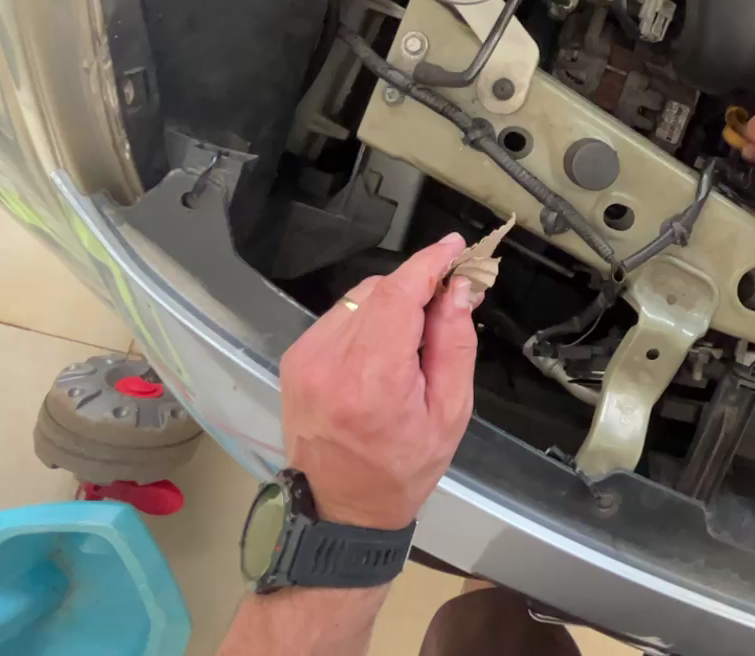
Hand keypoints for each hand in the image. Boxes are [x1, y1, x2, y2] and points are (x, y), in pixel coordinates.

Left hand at [278, 233, 479, 529]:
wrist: (341, 509)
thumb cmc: (406, 466)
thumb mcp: (451, 411)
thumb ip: (456, 343)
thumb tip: (458, 288)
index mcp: (371, 379)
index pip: (399, 295)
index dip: (429, 263)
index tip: (454, 246)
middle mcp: (328, 361)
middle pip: (381, 289)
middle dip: (420, 283)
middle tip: (453, 295)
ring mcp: (305, 358)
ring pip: (361, 297)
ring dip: (396, 298)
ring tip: (422, 326)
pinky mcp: (296, 359)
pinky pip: (343, 314)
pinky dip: (372, 315)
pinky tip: (389, 341)